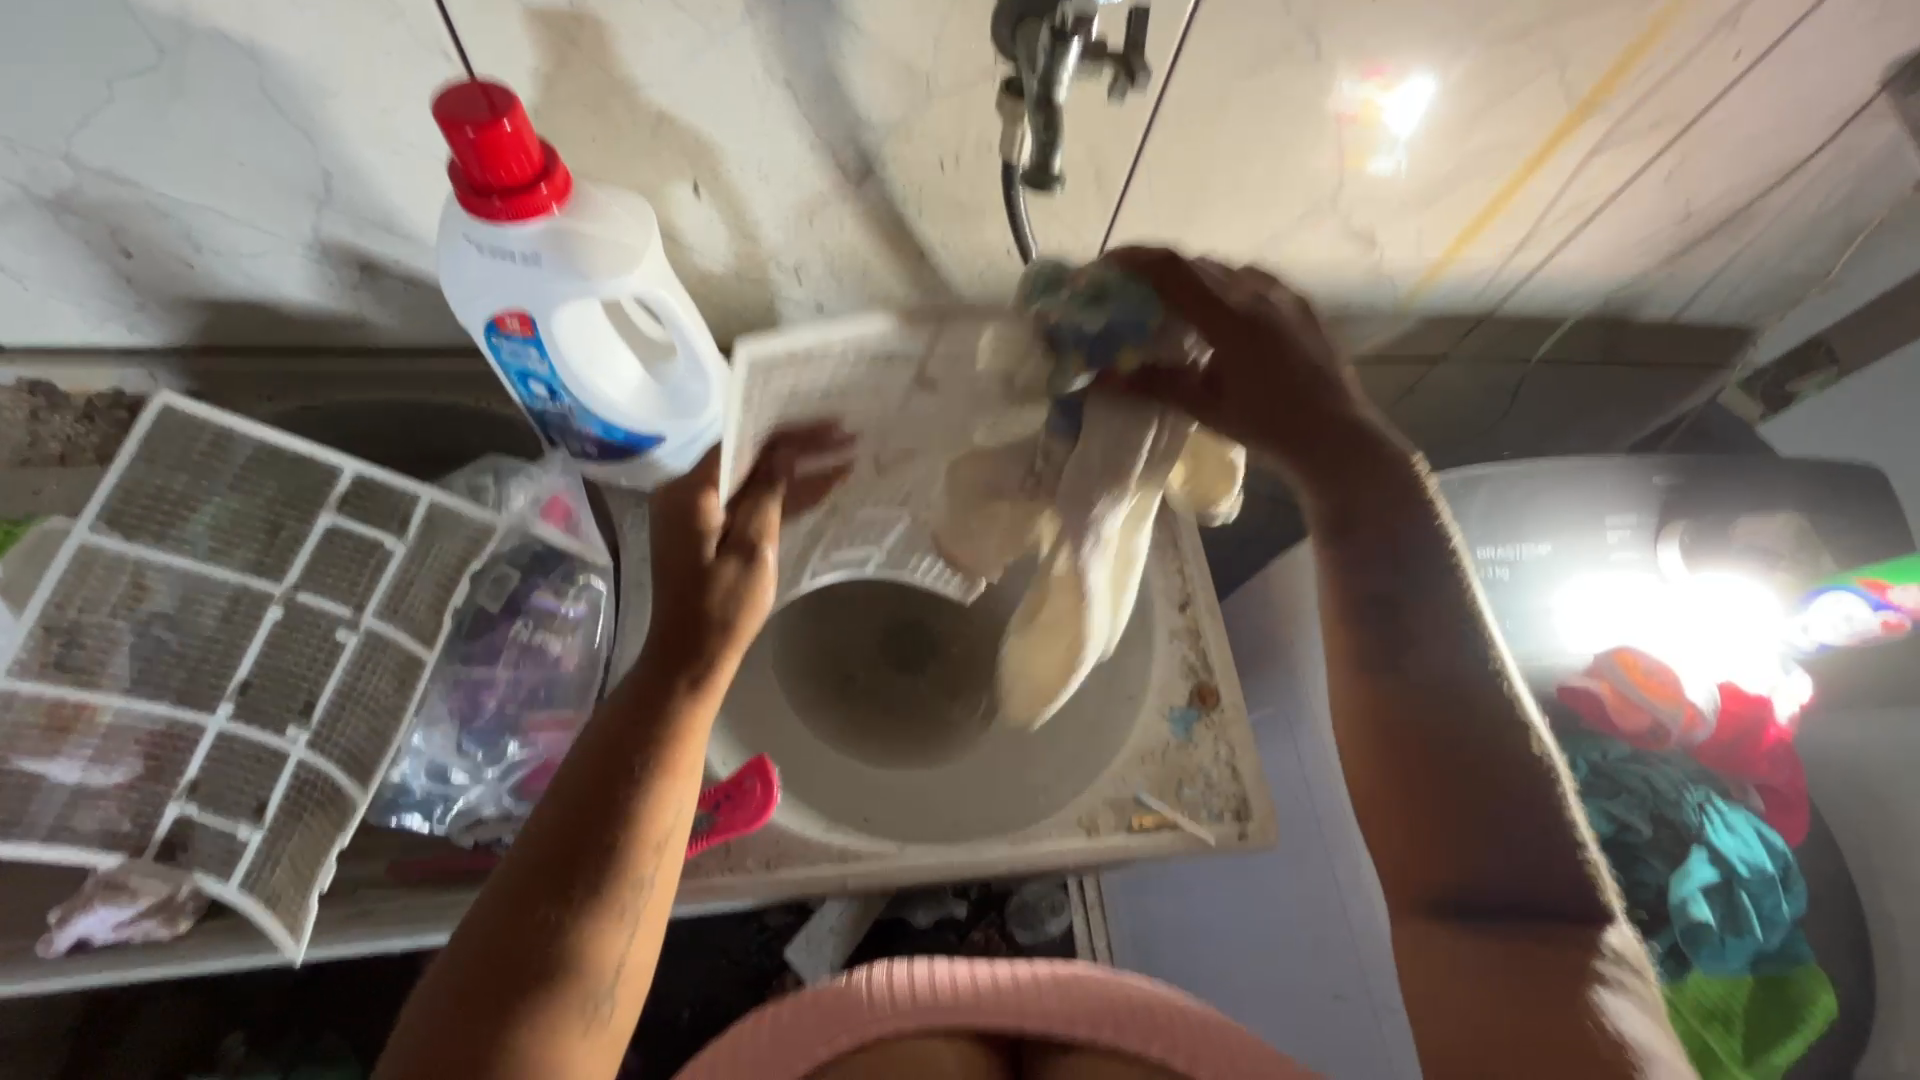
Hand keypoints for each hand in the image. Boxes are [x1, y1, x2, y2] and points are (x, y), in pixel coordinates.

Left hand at [641, 422, 853, 682]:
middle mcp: (686, 492)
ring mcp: (695, 511)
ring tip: (844, 460)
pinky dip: (778, 498)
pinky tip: (819, 488)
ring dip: (794, 472)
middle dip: (799, 448)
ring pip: (752, 479)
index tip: (833, 428)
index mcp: (691, 492)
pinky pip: (745, 502)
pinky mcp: (706, 529)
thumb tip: (784, 453)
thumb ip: (767, 495)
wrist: (690, 657)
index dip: (792, 433)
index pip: (746, 443)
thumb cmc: (722, 609)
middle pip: (749, 457)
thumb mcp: (753, 549)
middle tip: (846, 439)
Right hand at [1105, 247, 1409, 488]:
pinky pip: (1253, 280)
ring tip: (1171, 300)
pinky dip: (1223, 286)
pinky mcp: (1300, 304)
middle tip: (1131, 287)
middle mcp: (1258, 293)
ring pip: (1225, 270)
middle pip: (1196, 264)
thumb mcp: (1205, 407)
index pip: (1173, 270)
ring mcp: (1284, 295)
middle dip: (1158, 269)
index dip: (1136, 260)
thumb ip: (1154, 384)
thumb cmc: (1267, 426)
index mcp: (1230, 317)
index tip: (1107, 265)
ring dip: (1190, 277)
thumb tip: (1103, 377)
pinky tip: (1219, 312)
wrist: (1336, 435)